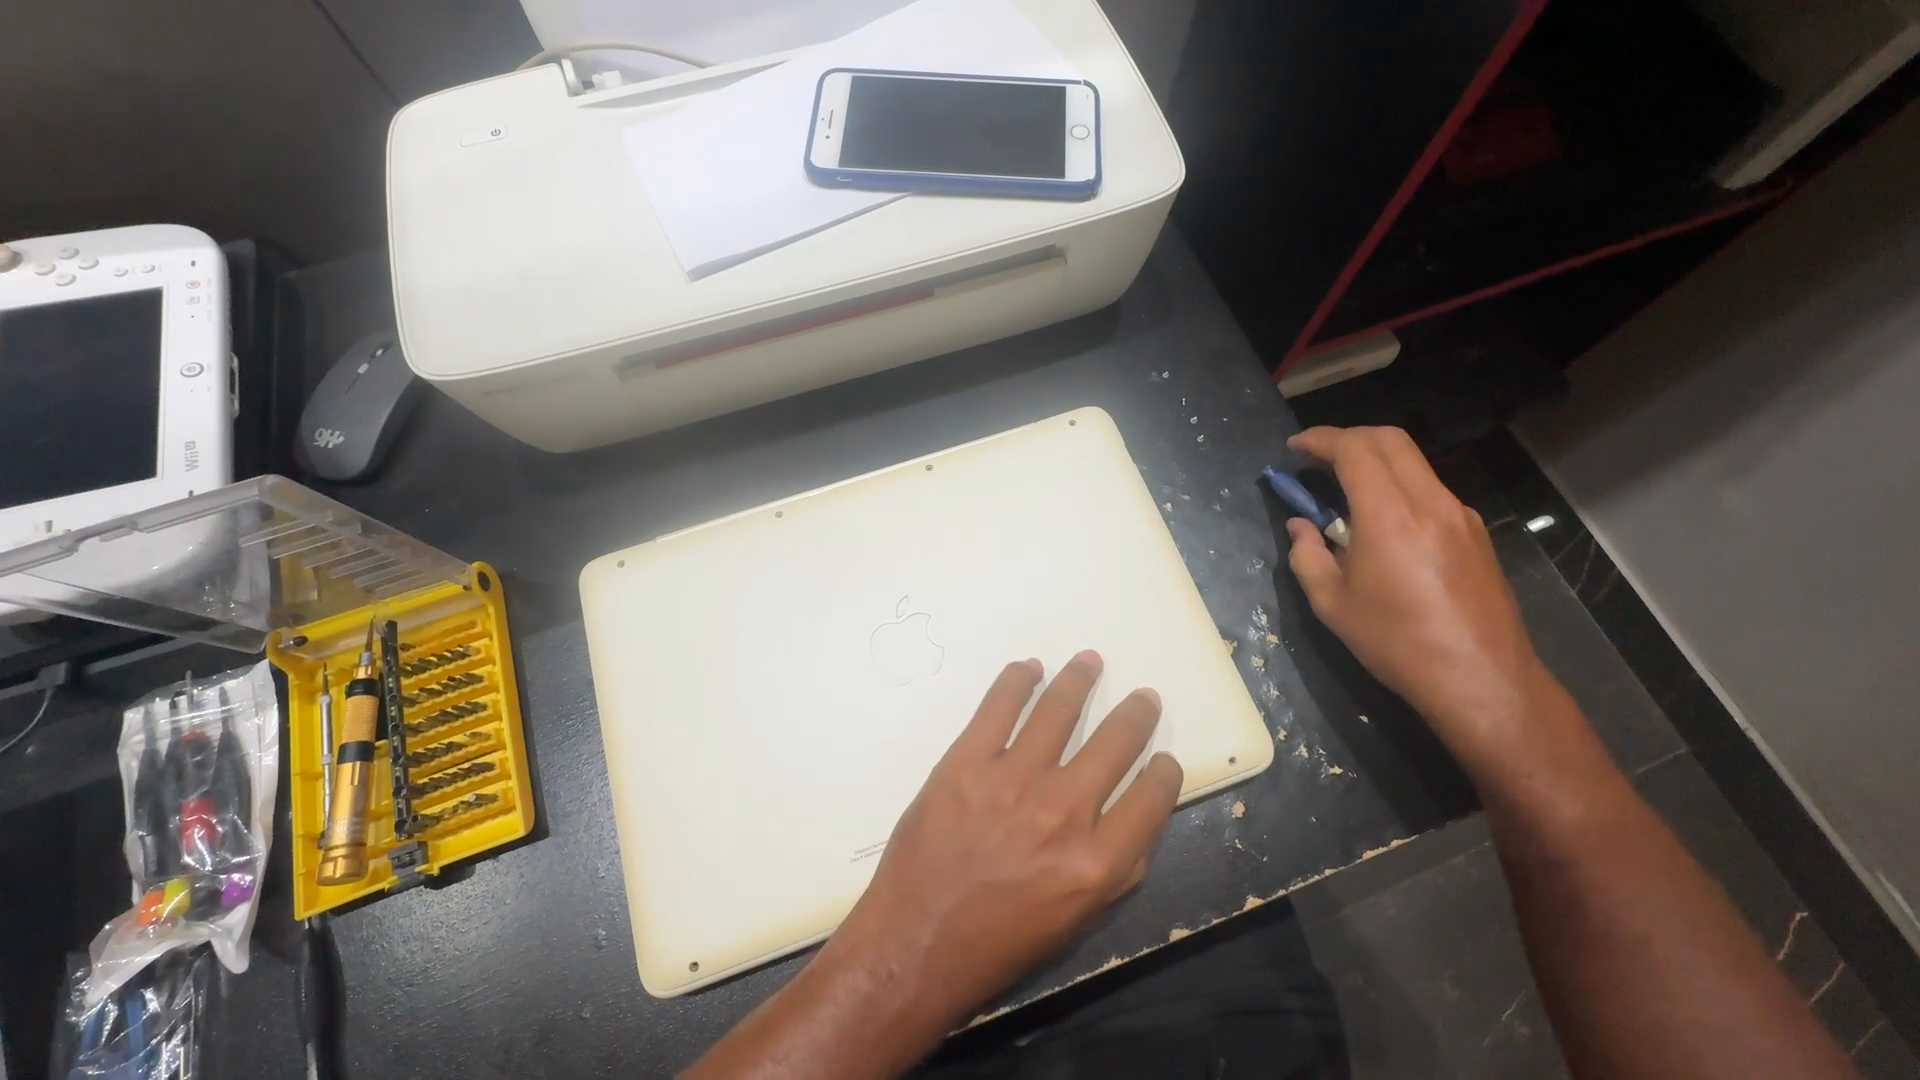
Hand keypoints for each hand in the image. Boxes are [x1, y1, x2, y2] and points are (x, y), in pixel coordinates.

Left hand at [824, 651, 1182, 1030]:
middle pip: (1116, 743)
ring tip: (1090, 662)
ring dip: (1080, 680)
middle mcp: (1063, 814)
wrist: (916, 944)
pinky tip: (1030, 669)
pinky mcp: (965, 764)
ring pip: (1059, 711)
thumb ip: (1115, 870)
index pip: (1152, 797)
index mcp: (1097, 863)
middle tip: (1142, 698)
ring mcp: (1012, 781)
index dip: (1164, 772)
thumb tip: (1136, 816)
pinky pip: (999, 706)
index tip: (1161, 758)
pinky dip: (1018, 680)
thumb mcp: (1078, 924)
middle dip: (1136, 715)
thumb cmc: (999, 945)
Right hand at [1283, 426, 1546, 764]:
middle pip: (1389, 439)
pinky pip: (1430, 490)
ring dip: (1375, 461)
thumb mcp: (1332, 604)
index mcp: (1389, 515)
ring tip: (1344, 490)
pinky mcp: (1474, 533)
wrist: (1480, 677)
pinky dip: (1398, 486)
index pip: (1354, 450)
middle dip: (1348, 438)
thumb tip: (1301, 526)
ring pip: (1414, 462)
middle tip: (1316, 459)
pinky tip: (1383, 522)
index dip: (1319, 440)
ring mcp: (1459, 515)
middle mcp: (1429, 502)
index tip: (1293, 448)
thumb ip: (1308, 555)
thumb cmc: (1395, 642)